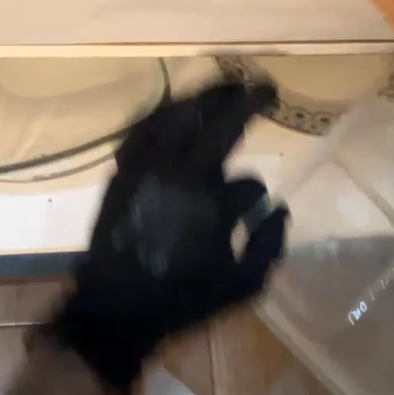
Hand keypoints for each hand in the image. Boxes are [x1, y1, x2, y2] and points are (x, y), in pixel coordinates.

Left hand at [42, 81, 289, 394]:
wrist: (114, 309)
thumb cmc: (181, 301)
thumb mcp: (242, 287)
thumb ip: (270, 245)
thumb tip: (280, 208)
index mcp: (211, 208)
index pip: (250, 183)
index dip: (257, 194)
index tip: (258, 206)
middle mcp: (180, 176)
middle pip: (219, 123)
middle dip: (248, 101)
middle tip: (266, 88)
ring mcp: (147, 167)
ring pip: (181, 114)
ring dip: (209, 96)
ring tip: (230, 85)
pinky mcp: (123, 168)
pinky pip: (145, 126)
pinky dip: (166, 110)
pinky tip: (182, 105)